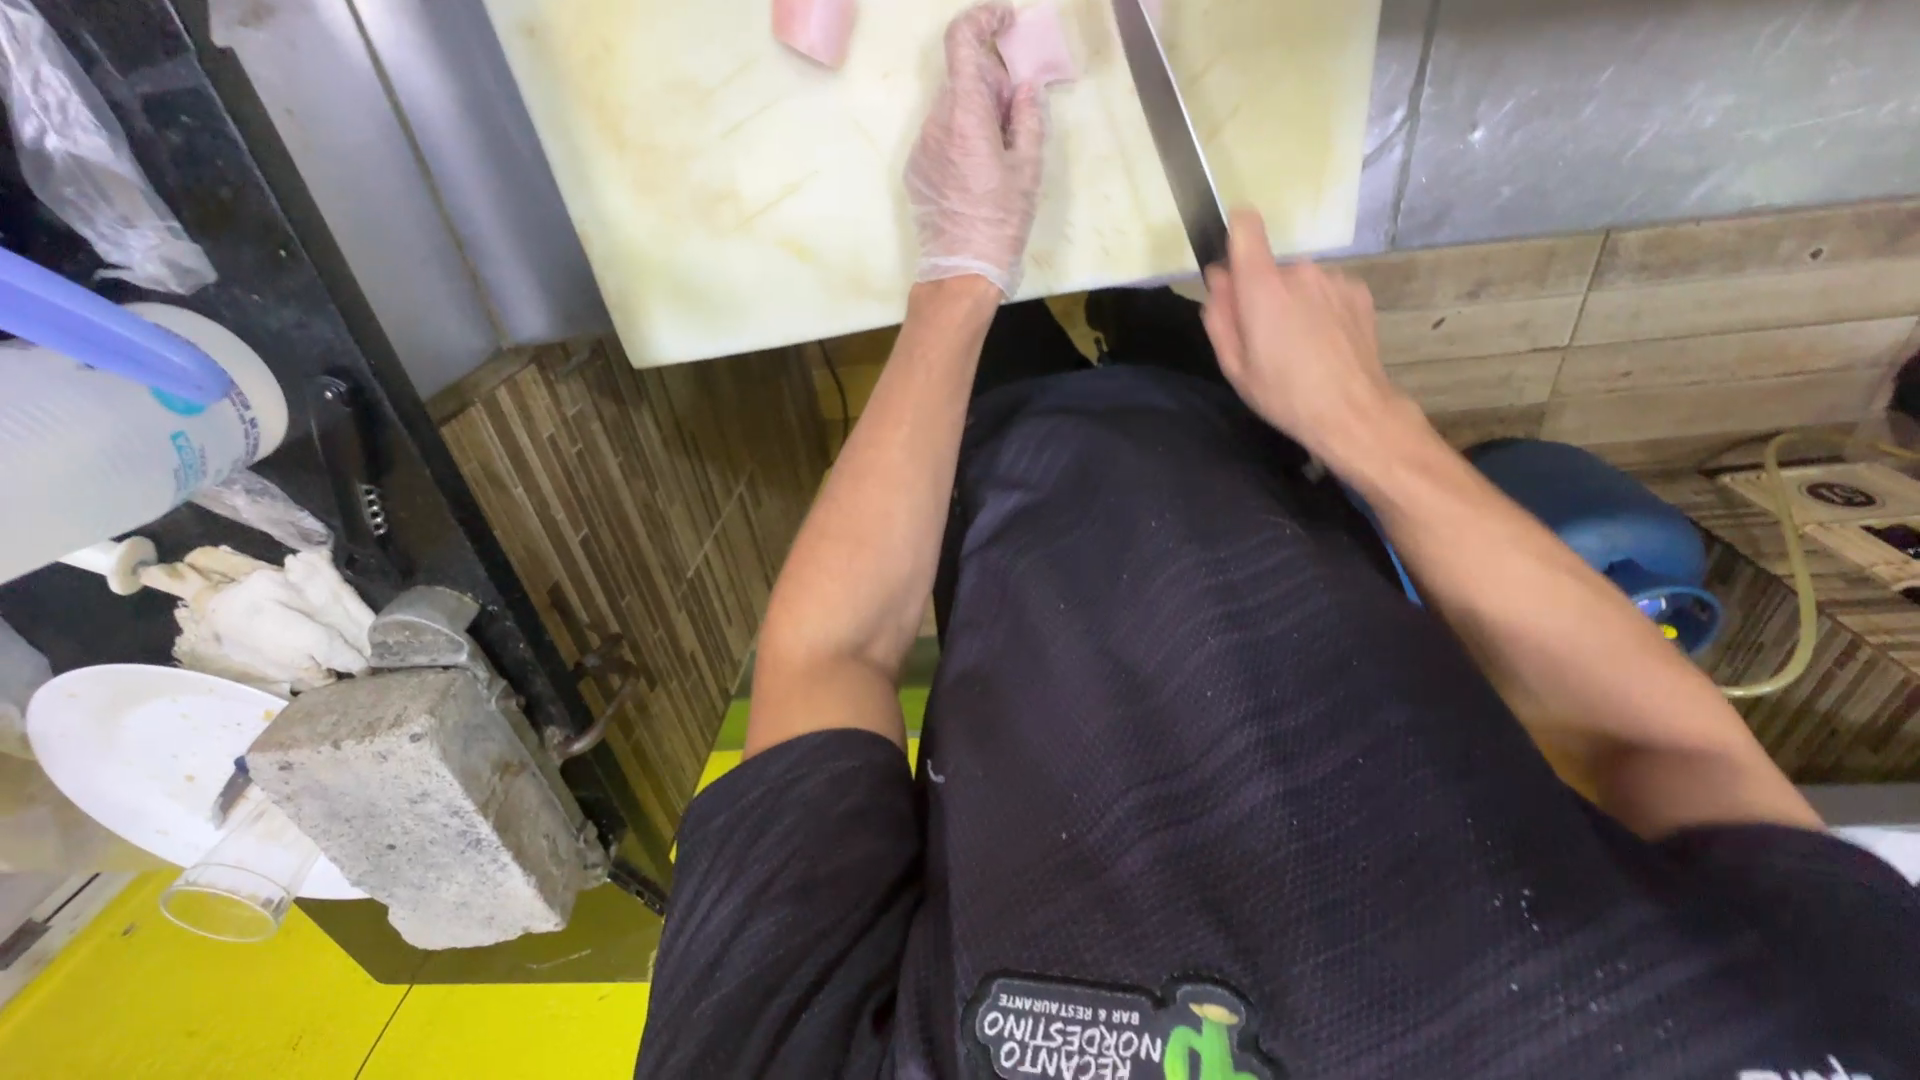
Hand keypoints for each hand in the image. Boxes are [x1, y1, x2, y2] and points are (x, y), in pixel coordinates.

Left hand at [905, 3, 1047, 296]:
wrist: (961, 273)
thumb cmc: (1000, 222)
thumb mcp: (1028, 169)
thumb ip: (1028, 118)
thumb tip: (1025, 88)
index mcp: (964, 115)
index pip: (961, 41)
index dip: (983, 20)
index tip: (1005, 22)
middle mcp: (934, 124)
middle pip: (961, 80)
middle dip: (992, 84)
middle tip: (1019, 115)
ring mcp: (920, 148)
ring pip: (952, 111)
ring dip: (978, 115)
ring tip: (1002, 154)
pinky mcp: (916, 171)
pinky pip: (941, 139)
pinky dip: (963, 139)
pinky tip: (980, 175)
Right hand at [1202, 210, 1403, 456]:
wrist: (1351, 411)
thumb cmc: (1284, 395)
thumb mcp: (1235, 366)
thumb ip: (1220, 316)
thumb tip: (1218, 280)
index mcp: (1262, 287)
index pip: (1246, 228)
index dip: (1235, 235)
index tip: (1232, 261)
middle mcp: (1299, 272)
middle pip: (1270, 268)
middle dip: (1263, 294)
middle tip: (1266, 339)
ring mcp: (1334, 280)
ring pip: (1299, 282)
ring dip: (1293, 303)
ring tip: (1299, 346)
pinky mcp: (1358, 292)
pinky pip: (1326, 292)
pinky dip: (1320, 310)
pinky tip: (1324, 343)